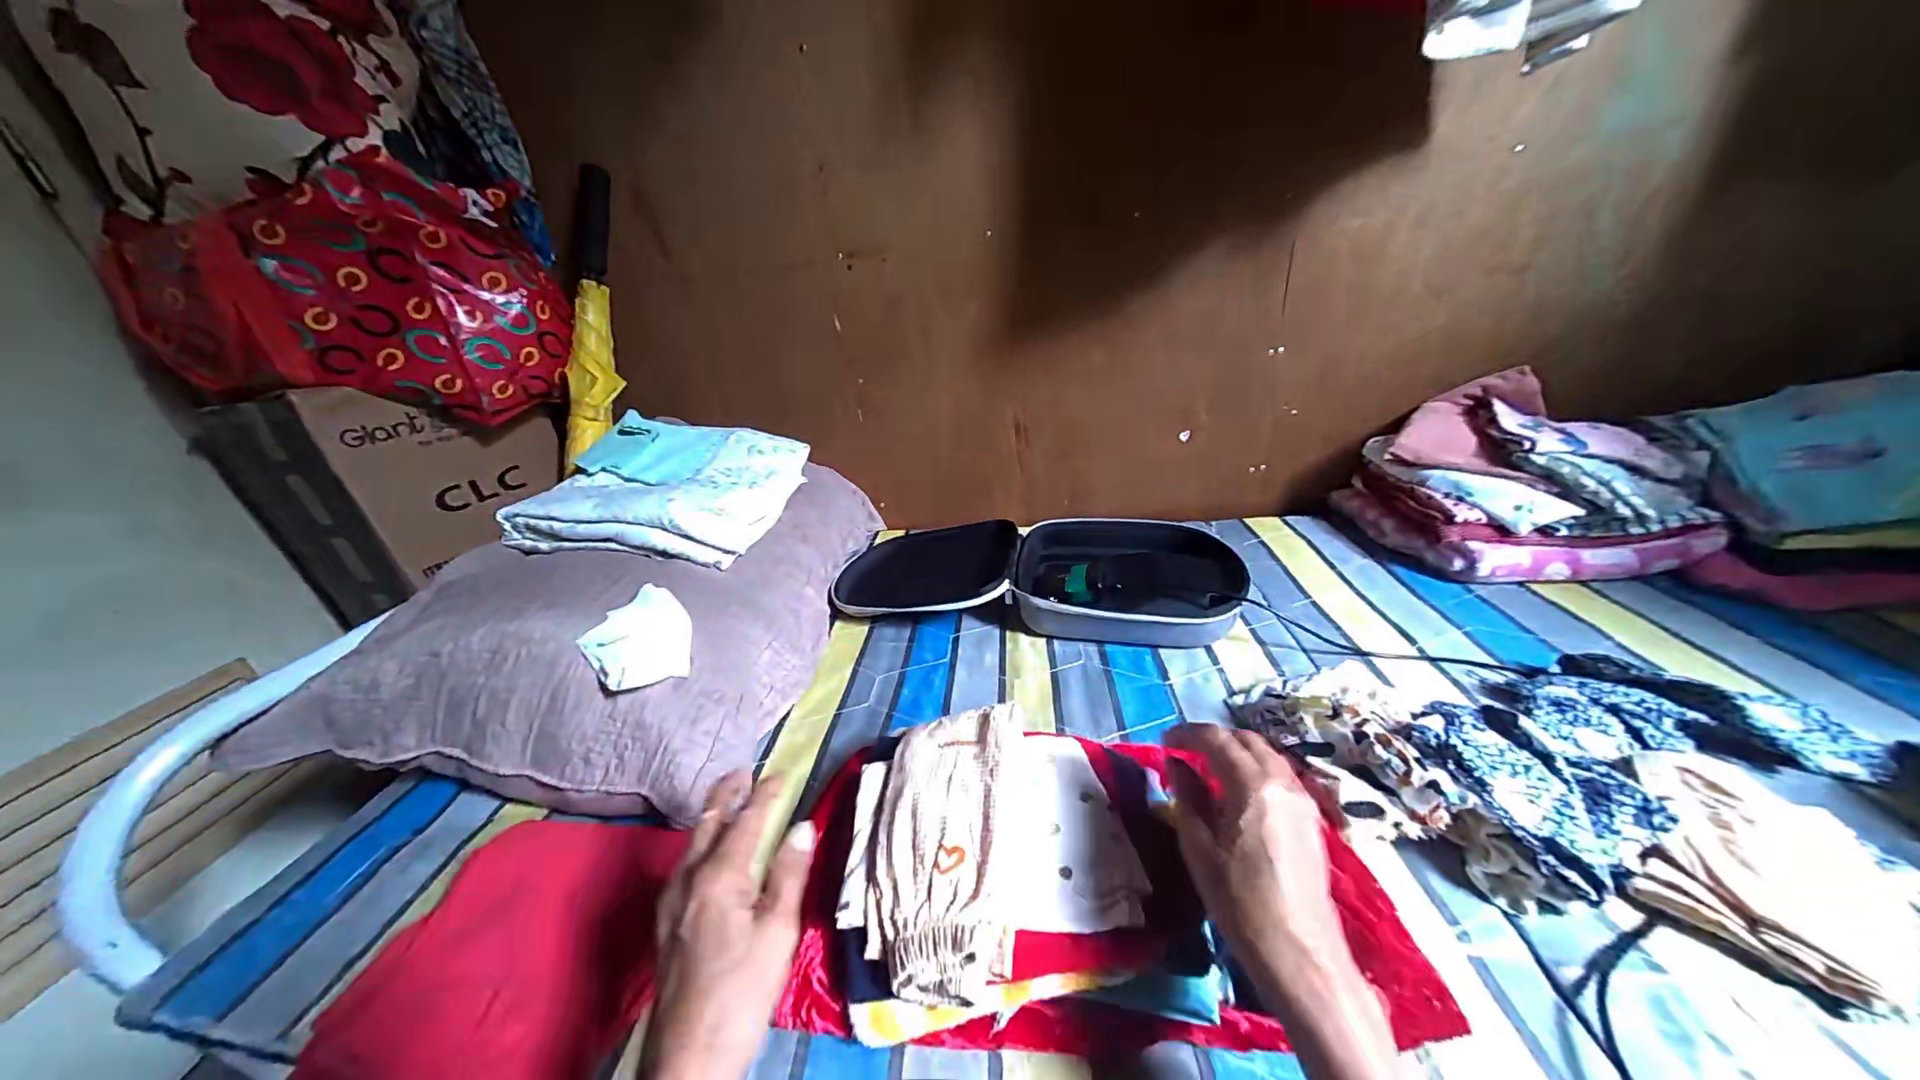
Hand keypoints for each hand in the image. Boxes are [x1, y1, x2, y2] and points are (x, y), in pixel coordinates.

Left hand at [641, 772, 815, 1079]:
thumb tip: (801, 826)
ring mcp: (671, 900)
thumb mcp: (778, 933)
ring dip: (713, 815)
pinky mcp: (666, 921)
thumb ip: (788, 875)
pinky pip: (685, 862)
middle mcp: (689, 879)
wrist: (687, 1056)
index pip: (747, 821)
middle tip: (743, 772)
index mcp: (719, 877)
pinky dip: (701, 840)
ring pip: (692, 841)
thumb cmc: (742, 992)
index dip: (767, 795)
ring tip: (729, 800)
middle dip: (726, 794)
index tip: (783, 773)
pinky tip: (708, 851)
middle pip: (708, 822)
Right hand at [1164, 724, 1397, 1079]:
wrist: (1298, 952)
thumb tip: (1177, 764)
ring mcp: (1302, 799)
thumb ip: (1187, 796)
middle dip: (1213, 738)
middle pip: (1245, 740)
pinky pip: (1279, 775)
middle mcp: (1282, 782)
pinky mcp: (1311, 819)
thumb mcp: (1199, 847)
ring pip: (1266, 754)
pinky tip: (1238, 791)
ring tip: (1208, 769)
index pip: (1216, 739)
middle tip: (1183, 752)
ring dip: (1236, 751)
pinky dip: (1255, 768)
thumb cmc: (1239, 901)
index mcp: (1251, 785)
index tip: (1164, 741)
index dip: (1186, 734)